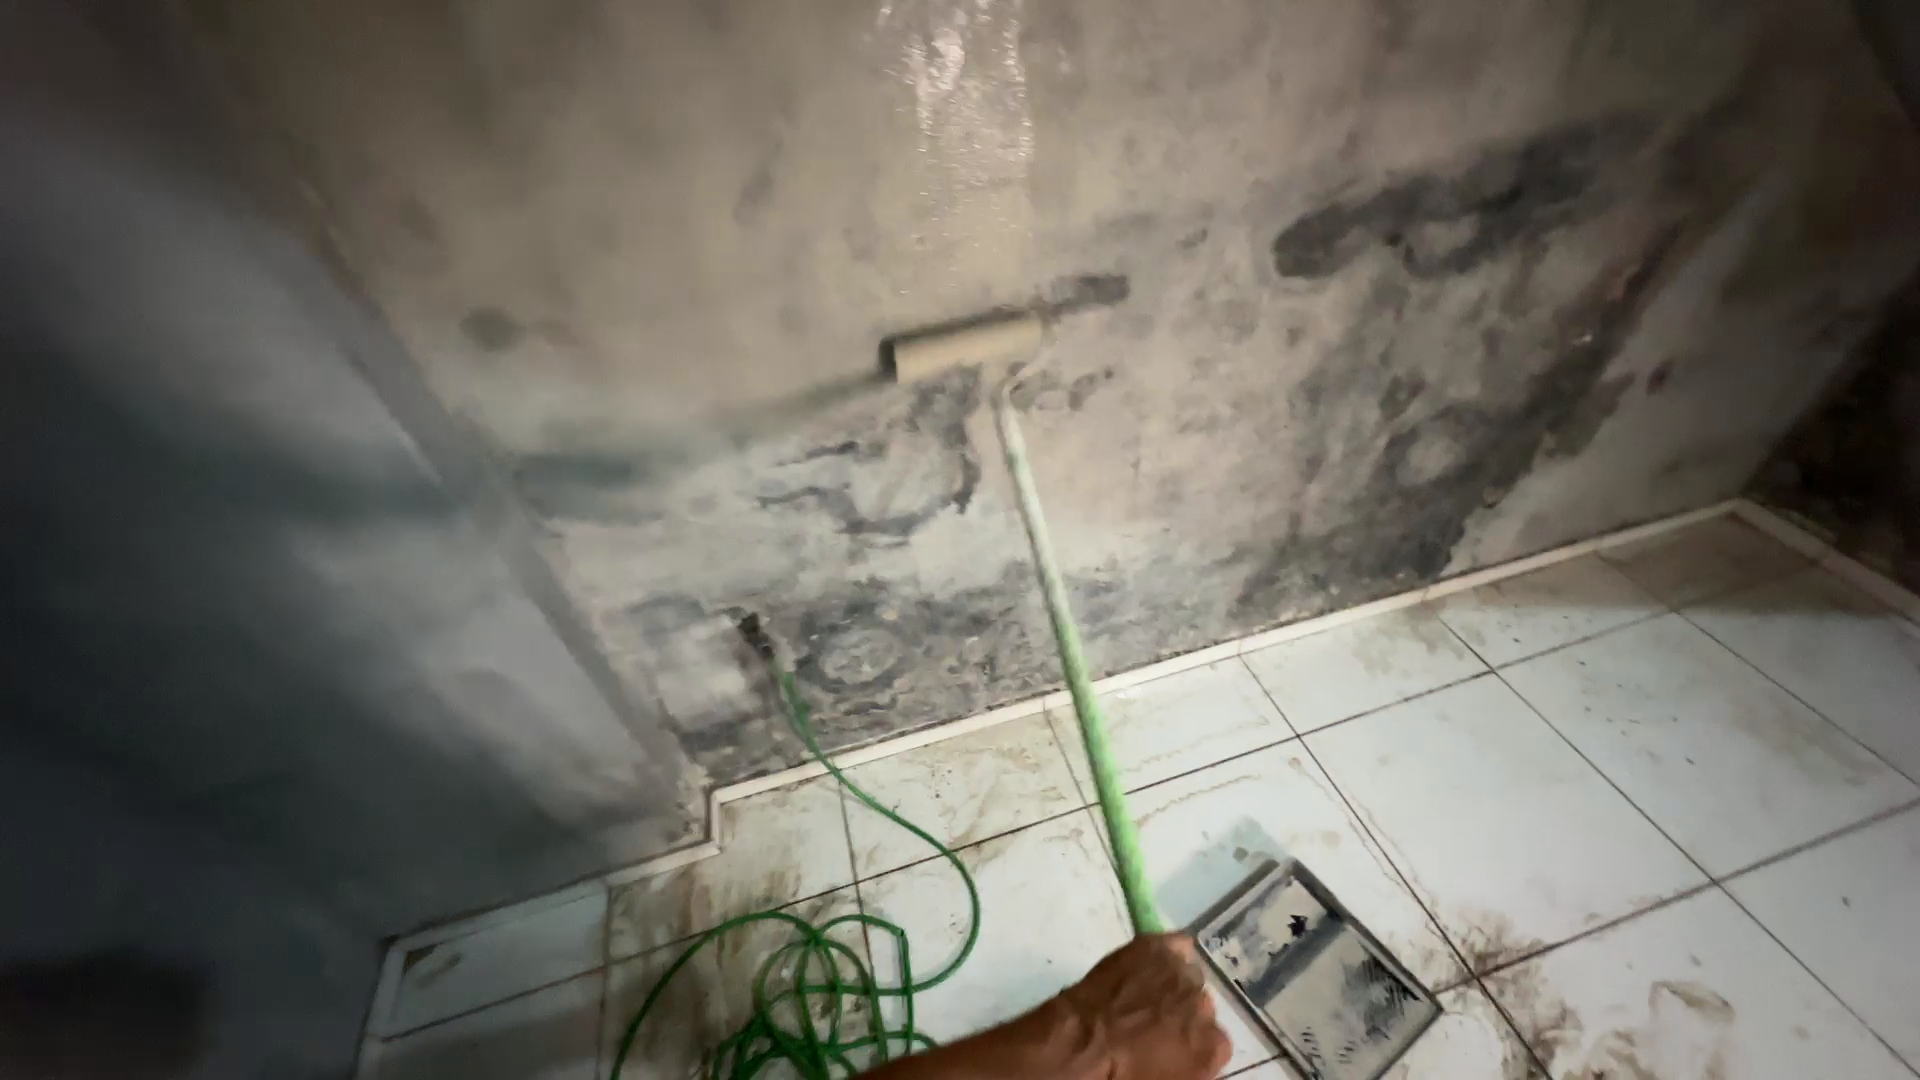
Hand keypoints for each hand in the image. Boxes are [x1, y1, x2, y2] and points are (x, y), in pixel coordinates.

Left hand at [1060, 934, 1231, 1079]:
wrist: (1090, 1040)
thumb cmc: (1128, 1072)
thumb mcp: (1173, 1078)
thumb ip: (1196, 1064)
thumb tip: (1192, 1052)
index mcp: (1214, 1046)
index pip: (1216, 1038)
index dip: (1192, 1039)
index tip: (1175, 1041)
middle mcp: (1205, 1005)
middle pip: (1201, 1003)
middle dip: (1183, 1010)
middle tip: (1157, 1017)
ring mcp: (1180, 972)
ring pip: (1189, 973)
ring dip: (1174, 981)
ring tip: (1149, 989)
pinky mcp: (1157, 947)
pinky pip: (1178, 943)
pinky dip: (1171, 950)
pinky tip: (1156, 959)